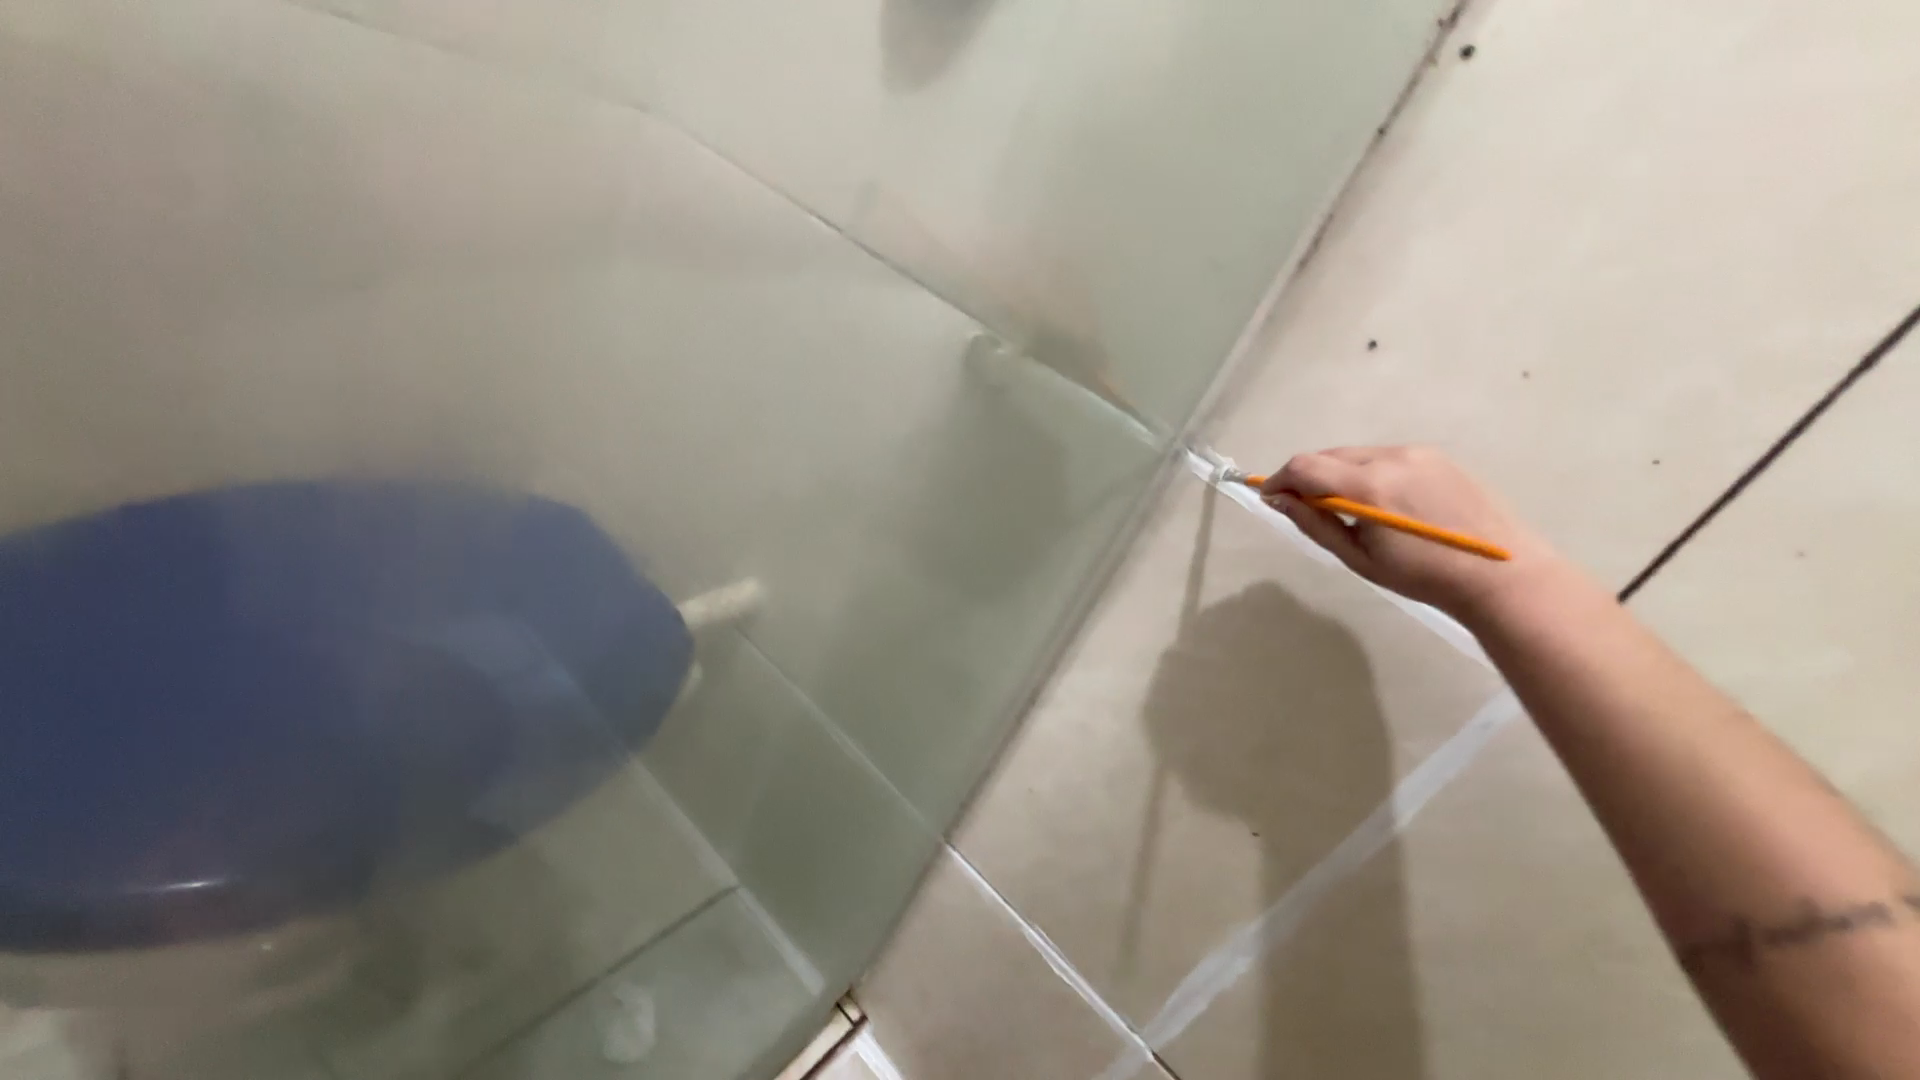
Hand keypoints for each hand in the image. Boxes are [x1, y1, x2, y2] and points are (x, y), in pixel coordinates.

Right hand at [1260, 446, 1574, 620]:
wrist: (1500, 572)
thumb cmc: (1422, 576)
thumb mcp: (1358, 558)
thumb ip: (1315, 524)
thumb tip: (1280, 500)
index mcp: (1368, 486)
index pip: (1304, 466)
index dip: (1279, 479)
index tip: (1270, 498)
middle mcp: (1390, 458)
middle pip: (1328, 455)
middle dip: (1306, 477)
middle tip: (1304, 507)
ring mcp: (1416, 452)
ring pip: (1355, 454)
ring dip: (1337, 474)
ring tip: (1346, 509)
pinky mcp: (1436, 456)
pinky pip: (1384, 456)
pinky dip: (1366, 472)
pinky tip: (1380, 502)